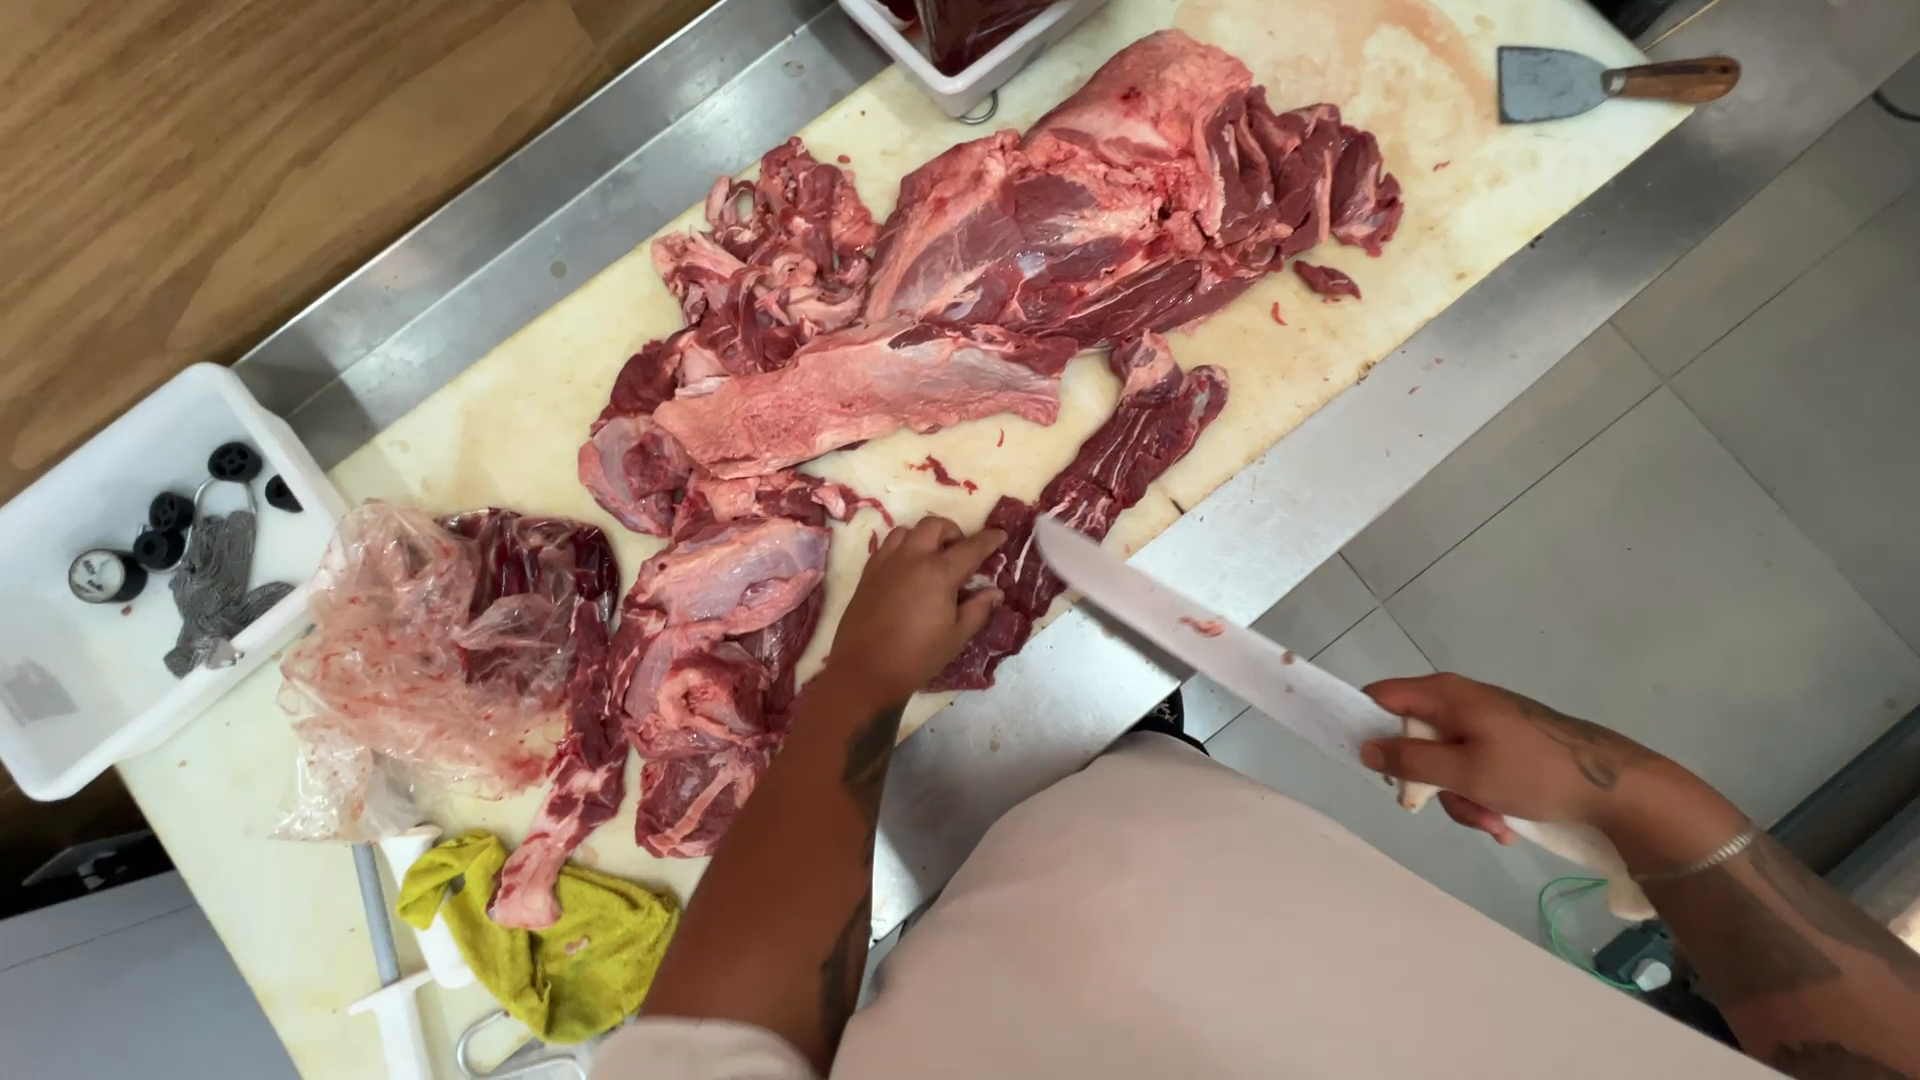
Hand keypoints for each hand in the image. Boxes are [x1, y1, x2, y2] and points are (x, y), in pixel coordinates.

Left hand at [822, 516, 1004, 705]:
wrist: (865, 670)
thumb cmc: (917, 657)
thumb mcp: (957, 636)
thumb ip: (978, 609)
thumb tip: (994, 592)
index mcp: (939, 572)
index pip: (971, 547)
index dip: (989, 539)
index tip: (1000, 535)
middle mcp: (912, 558)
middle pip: (935, 525)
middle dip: (953, 531)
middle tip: (961, 550)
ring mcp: (886, 563)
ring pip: (907, 530)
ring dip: (924, 536)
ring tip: (931, 556)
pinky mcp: (868, 573)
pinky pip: (886, 546)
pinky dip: (902, 547)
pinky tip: (907, 568)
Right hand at [1358, 673, 1668, 835]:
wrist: (1623, 789)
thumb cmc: (1534, 772)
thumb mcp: (1463, 772)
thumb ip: (1408, 760)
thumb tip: (1365, 748)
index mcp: (1444, 694)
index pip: (1380, 696)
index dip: (1366, 725)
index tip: (1371, 763)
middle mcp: (1460, 700)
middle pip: (1414, 737)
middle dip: (1428, 779)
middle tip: (1447, 806)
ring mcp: (1486, 722)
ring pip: (1445, 760)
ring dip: (1459, 796)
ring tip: (1493, 823)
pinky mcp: (1508, 742)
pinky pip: (1474, 766)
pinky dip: (1482, 794)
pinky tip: (1505, 821)